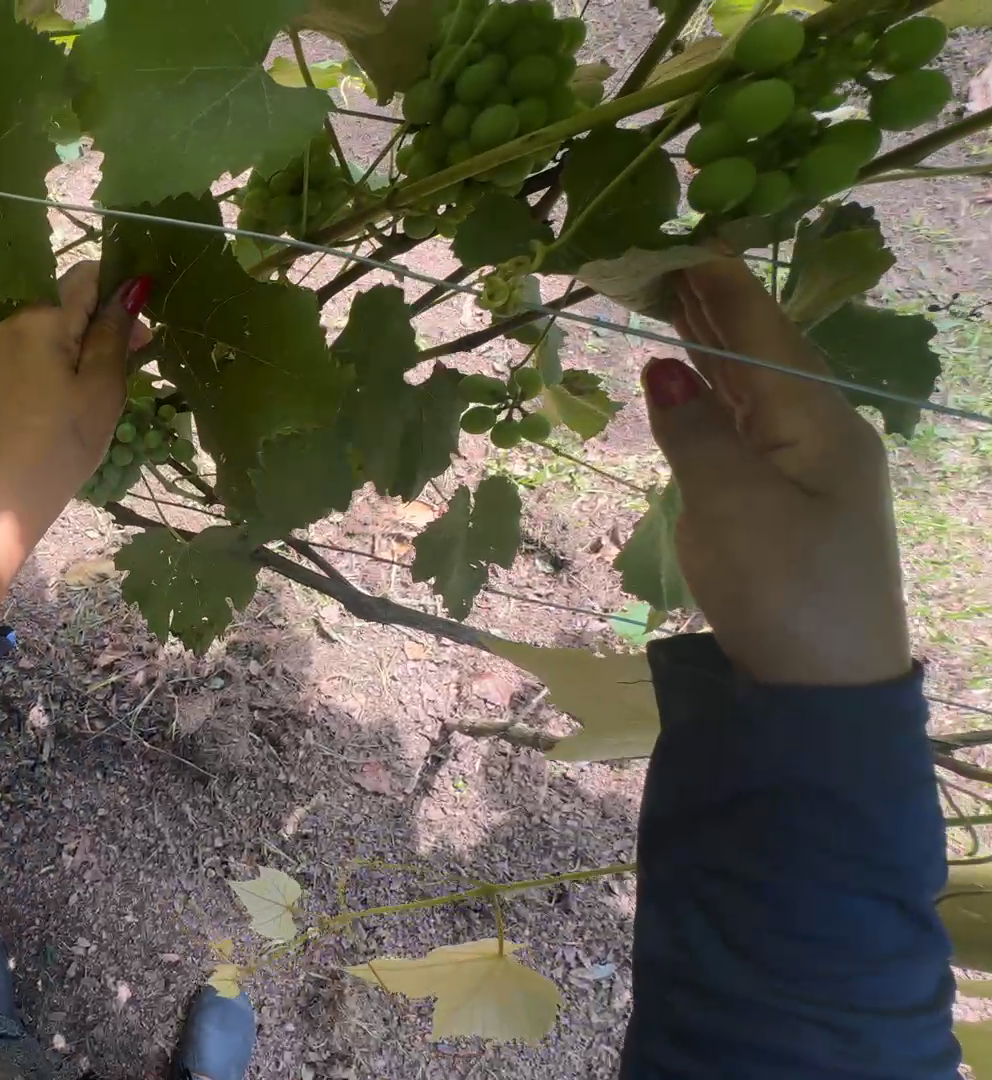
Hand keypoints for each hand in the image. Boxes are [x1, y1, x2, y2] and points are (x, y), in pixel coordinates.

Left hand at [0, 263, 149, 618]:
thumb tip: (132, 286)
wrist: (7, 499)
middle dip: (101, 327)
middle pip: (66, 307)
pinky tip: (67, 403)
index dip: (119, 293)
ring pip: (49, 334)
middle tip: (129, 369)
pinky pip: (30, 357)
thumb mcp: (102, 388)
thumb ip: (114, 332)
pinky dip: (55, 367)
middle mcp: (10, 325)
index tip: (140, 333)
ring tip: (98, 393)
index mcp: (39, 320)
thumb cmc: (64, 444)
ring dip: (79, 350)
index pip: (86, 278)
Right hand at [642, 258, 910, 685]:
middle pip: (760, 356)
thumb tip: (663, 368)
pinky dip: (709, 393)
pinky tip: (692, 379)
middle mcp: (814, 432)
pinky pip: (738, 423)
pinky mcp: (772, 492)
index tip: (694, 247)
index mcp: (817, 425)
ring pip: (748, 388)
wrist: (818, 669)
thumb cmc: (780, 582)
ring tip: (677, 306)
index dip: (729, 295)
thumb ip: (696, 434)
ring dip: (712, 346)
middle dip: (719, 310)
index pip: (766, 342)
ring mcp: (795, 464)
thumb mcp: (732, 505)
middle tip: (675, 264)